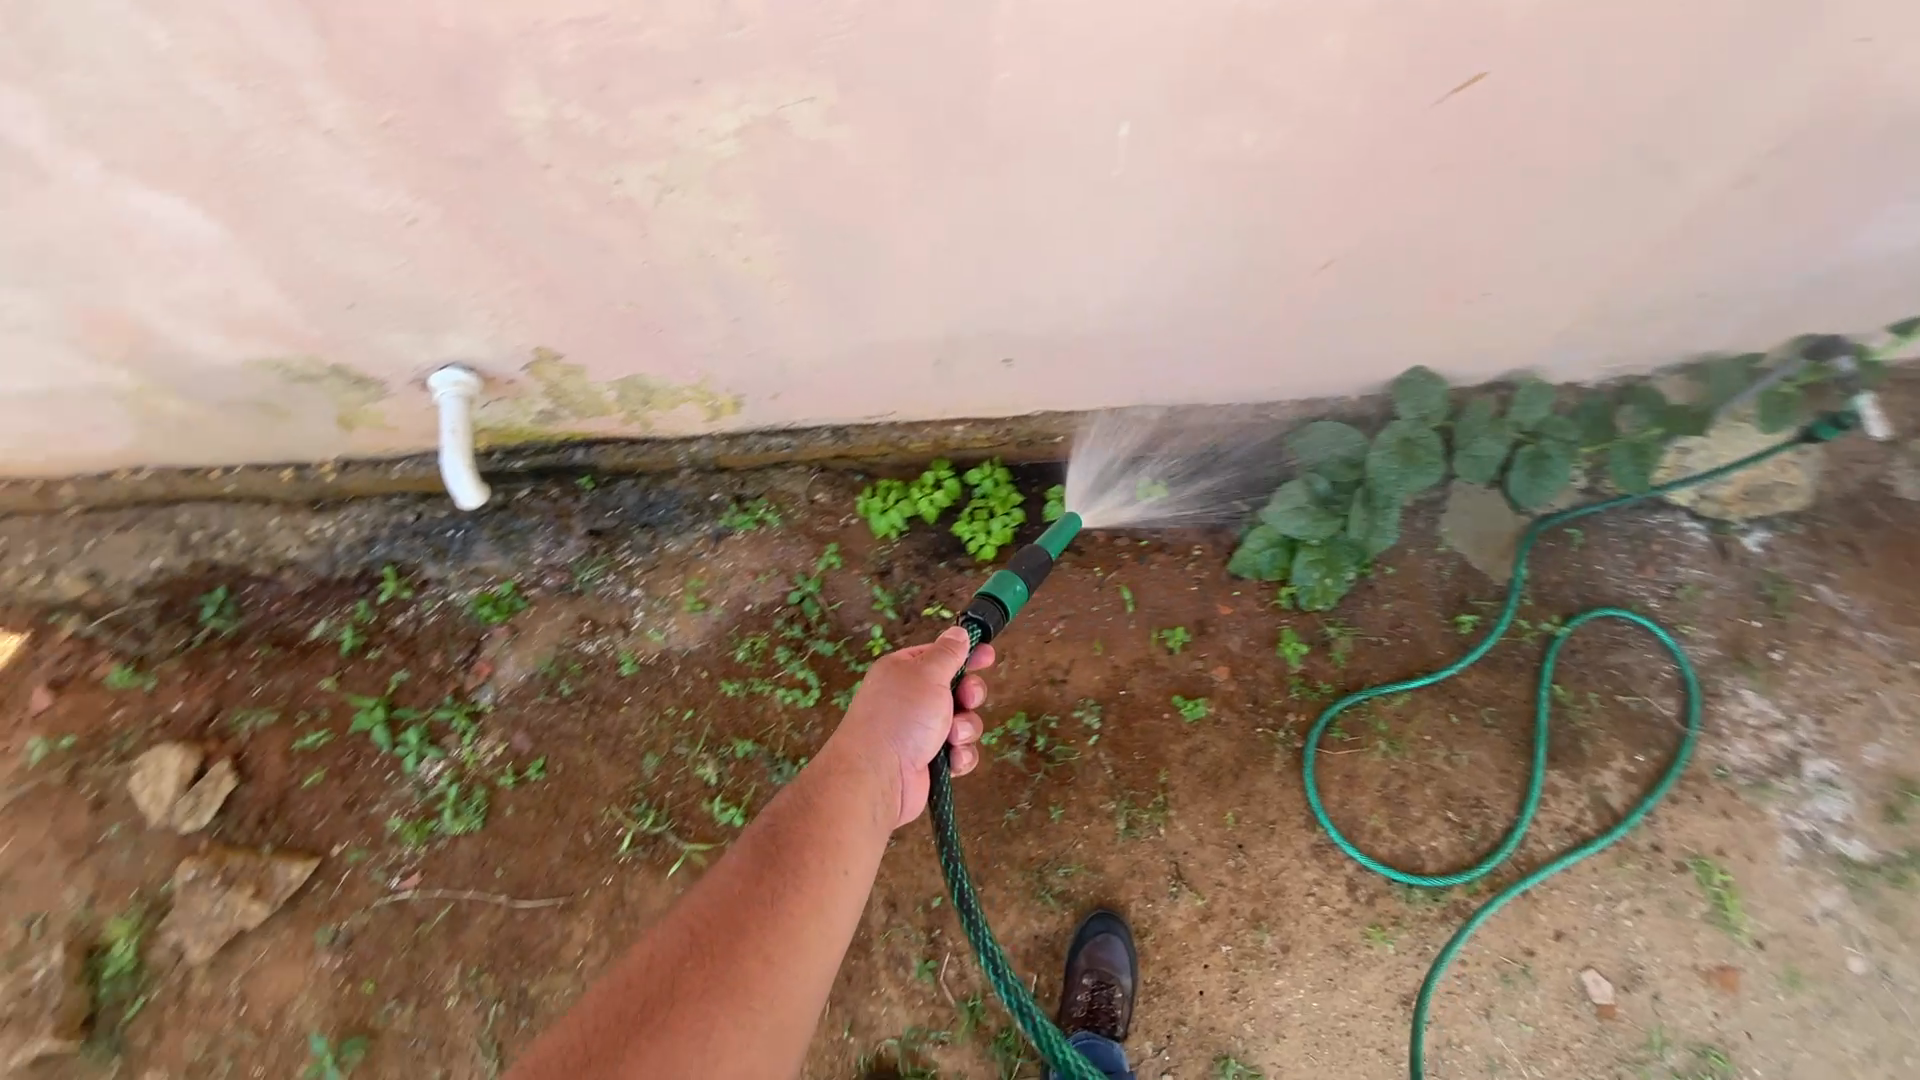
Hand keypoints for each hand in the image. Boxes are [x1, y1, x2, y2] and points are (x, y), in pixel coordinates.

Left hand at [828, 626, 994, 828]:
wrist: (878, 776)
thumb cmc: (901, 716)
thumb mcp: (927, 673)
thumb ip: (948, 653)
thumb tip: (957, 632)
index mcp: (904, 671)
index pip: (940, 655)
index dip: (966, 655)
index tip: (988, 655)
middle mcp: (911, 699)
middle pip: (957, 689)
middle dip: (969, 696)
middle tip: (967, 700)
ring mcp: (920, 731)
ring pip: (963, 722)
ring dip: (965, 729)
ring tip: (952, 737)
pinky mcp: (930, 761)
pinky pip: (960, 752)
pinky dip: (960, 756)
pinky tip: (952, 760)